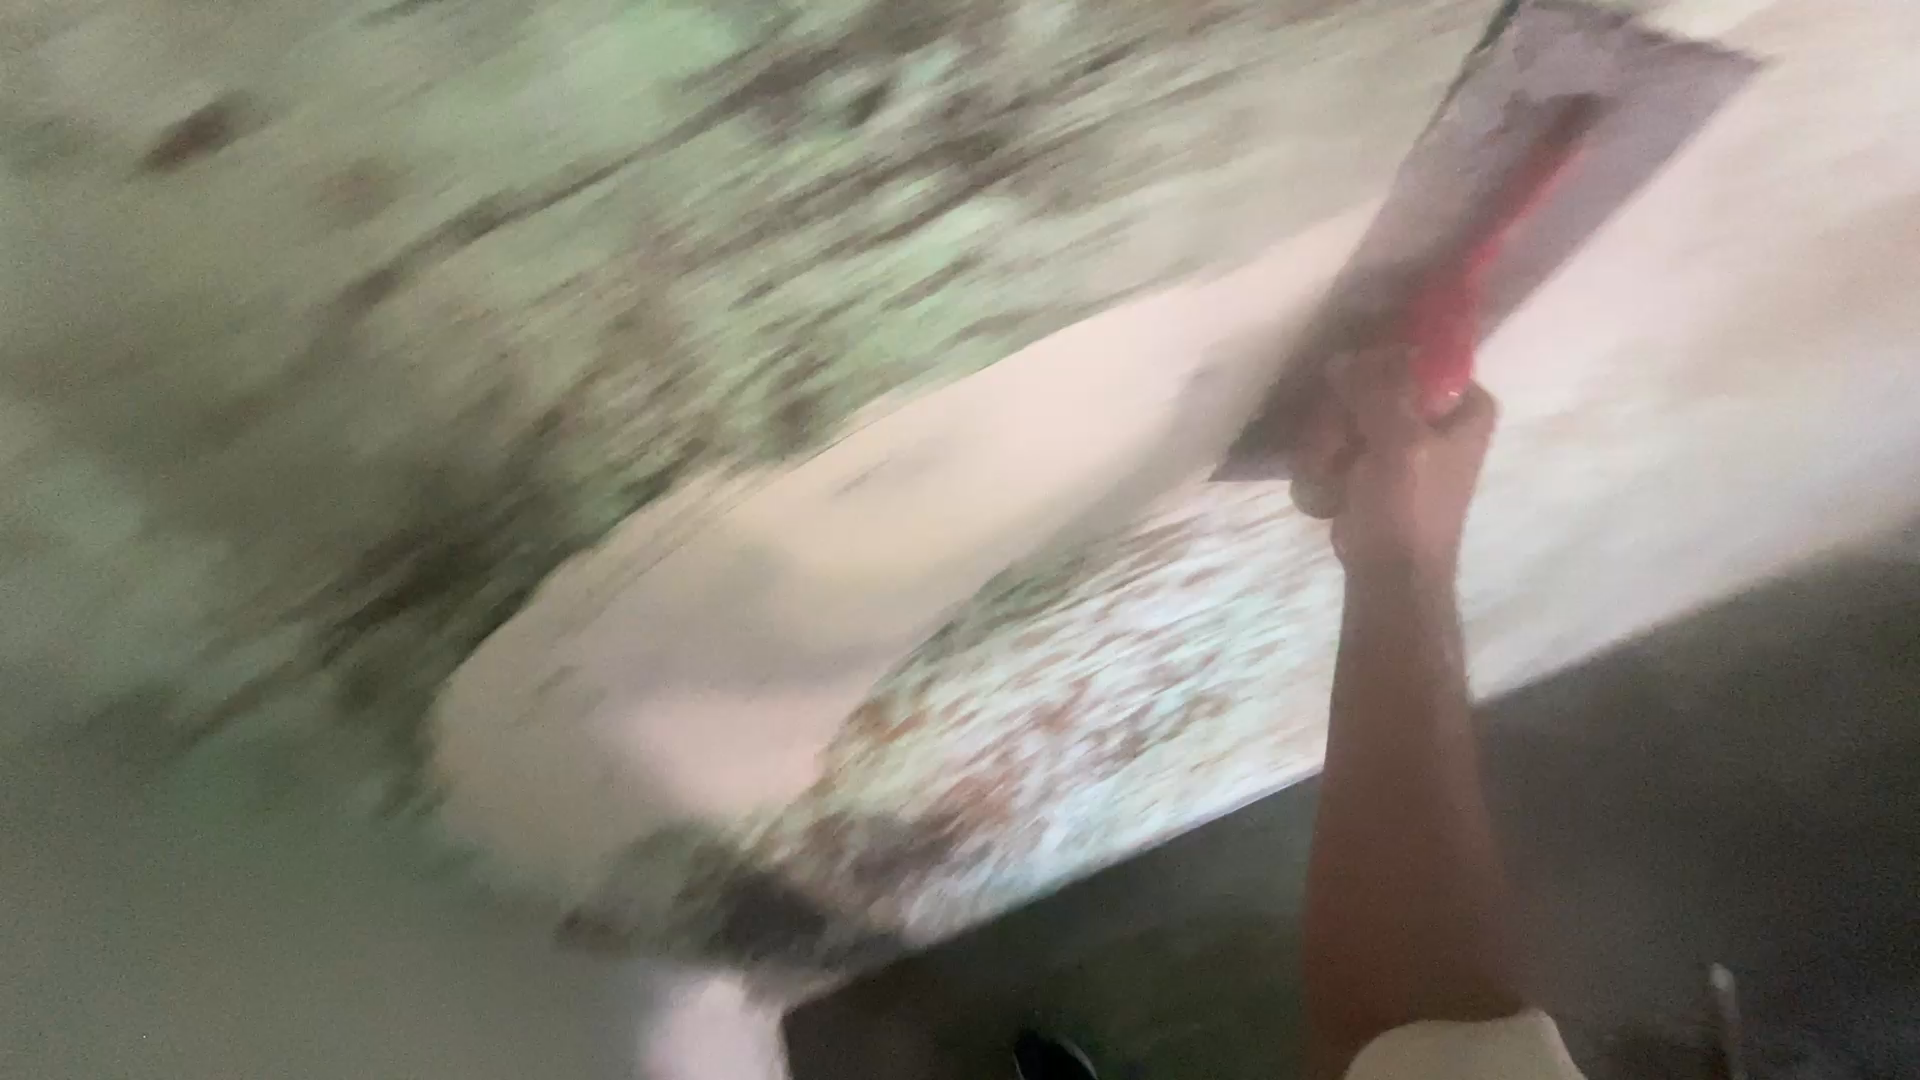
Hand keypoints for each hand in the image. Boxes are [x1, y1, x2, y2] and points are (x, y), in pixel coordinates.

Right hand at [1327, 348, 1496, 577]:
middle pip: (1370, 387)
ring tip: (1328, 477)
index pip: (1417, 358)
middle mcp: (1435, 417)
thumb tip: (1343, 357)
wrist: (1390, 574)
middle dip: (1341, 421)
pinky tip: (1327, 488)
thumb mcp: (1400, 444)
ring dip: (1326, 447)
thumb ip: (1376, 393)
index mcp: (1465, 405)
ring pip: (1344, 416)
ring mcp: (1399, 442)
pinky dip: (1324, 465)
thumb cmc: (1408, 510)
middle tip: (1337, 448)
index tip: (1351, 396)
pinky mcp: (1369, 466)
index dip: (1377, 370)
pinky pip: (1334, 443)